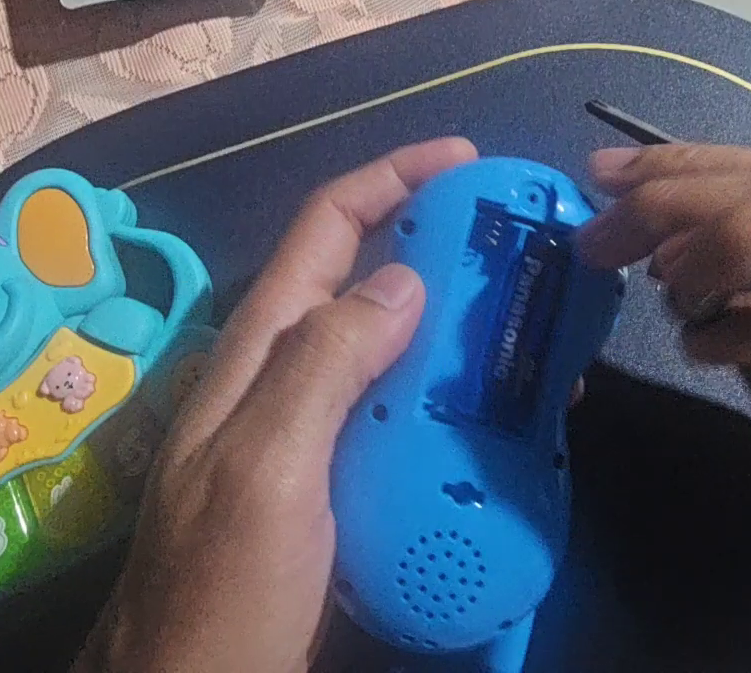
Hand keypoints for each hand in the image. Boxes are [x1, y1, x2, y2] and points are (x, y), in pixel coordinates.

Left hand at [75, 137, 478, 672]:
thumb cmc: (219, 591)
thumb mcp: (264, 472)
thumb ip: (323, 365)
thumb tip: (403, 280)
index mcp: (263, 344)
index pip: (327, 224)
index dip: (391, 177)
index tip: (463, 160)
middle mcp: (293, 368)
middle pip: (372, 274)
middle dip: (443, 245)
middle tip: (518, 251)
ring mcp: (323, 422)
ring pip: (400, 341)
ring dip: (462, 322)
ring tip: (531, 330)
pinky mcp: (350, 471)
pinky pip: (412, 407)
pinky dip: (459, 392)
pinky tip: (504, 411)